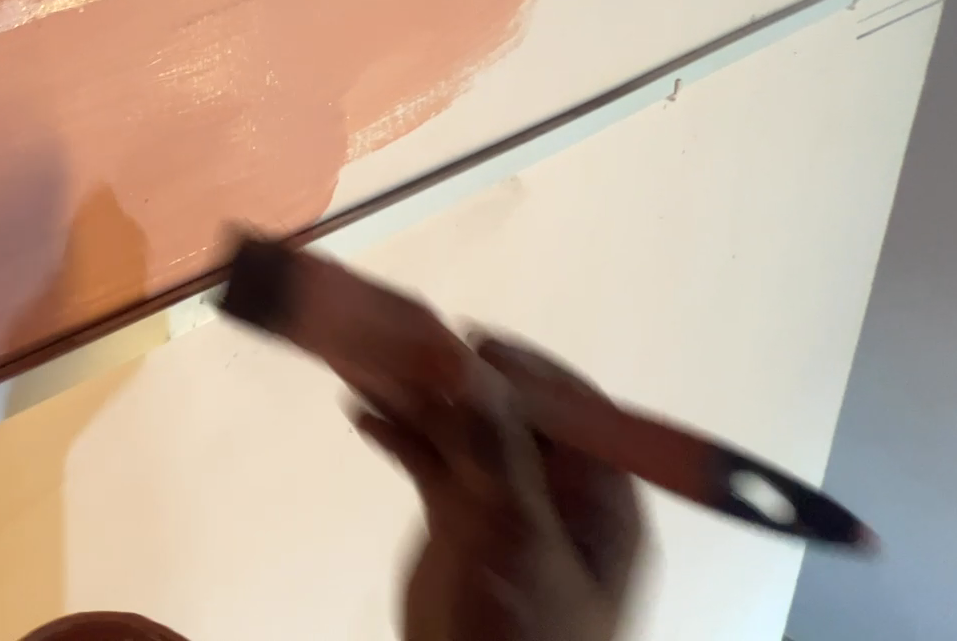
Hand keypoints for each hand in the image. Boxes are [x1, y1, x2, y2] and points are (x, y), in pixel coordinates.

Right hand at [352, 335, 642, 640]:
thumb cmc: (520, 624)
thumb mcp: (516, 533)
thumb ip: (497, 448)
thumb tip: (475, 366)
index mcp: (595, 498)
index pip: (576, 412)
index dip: (528, 371)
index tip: (471, 343)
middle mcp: (551, 489)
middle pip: (505, 414)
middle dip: (454, 381)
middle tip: (399, 350)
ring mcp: (500, 500)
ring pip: (459, 432)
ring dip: (416, 401)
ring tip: (366, 371)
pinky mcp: (456, 513)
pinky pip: (428, 458)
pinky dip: (398, 435)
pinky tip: (361, 414)